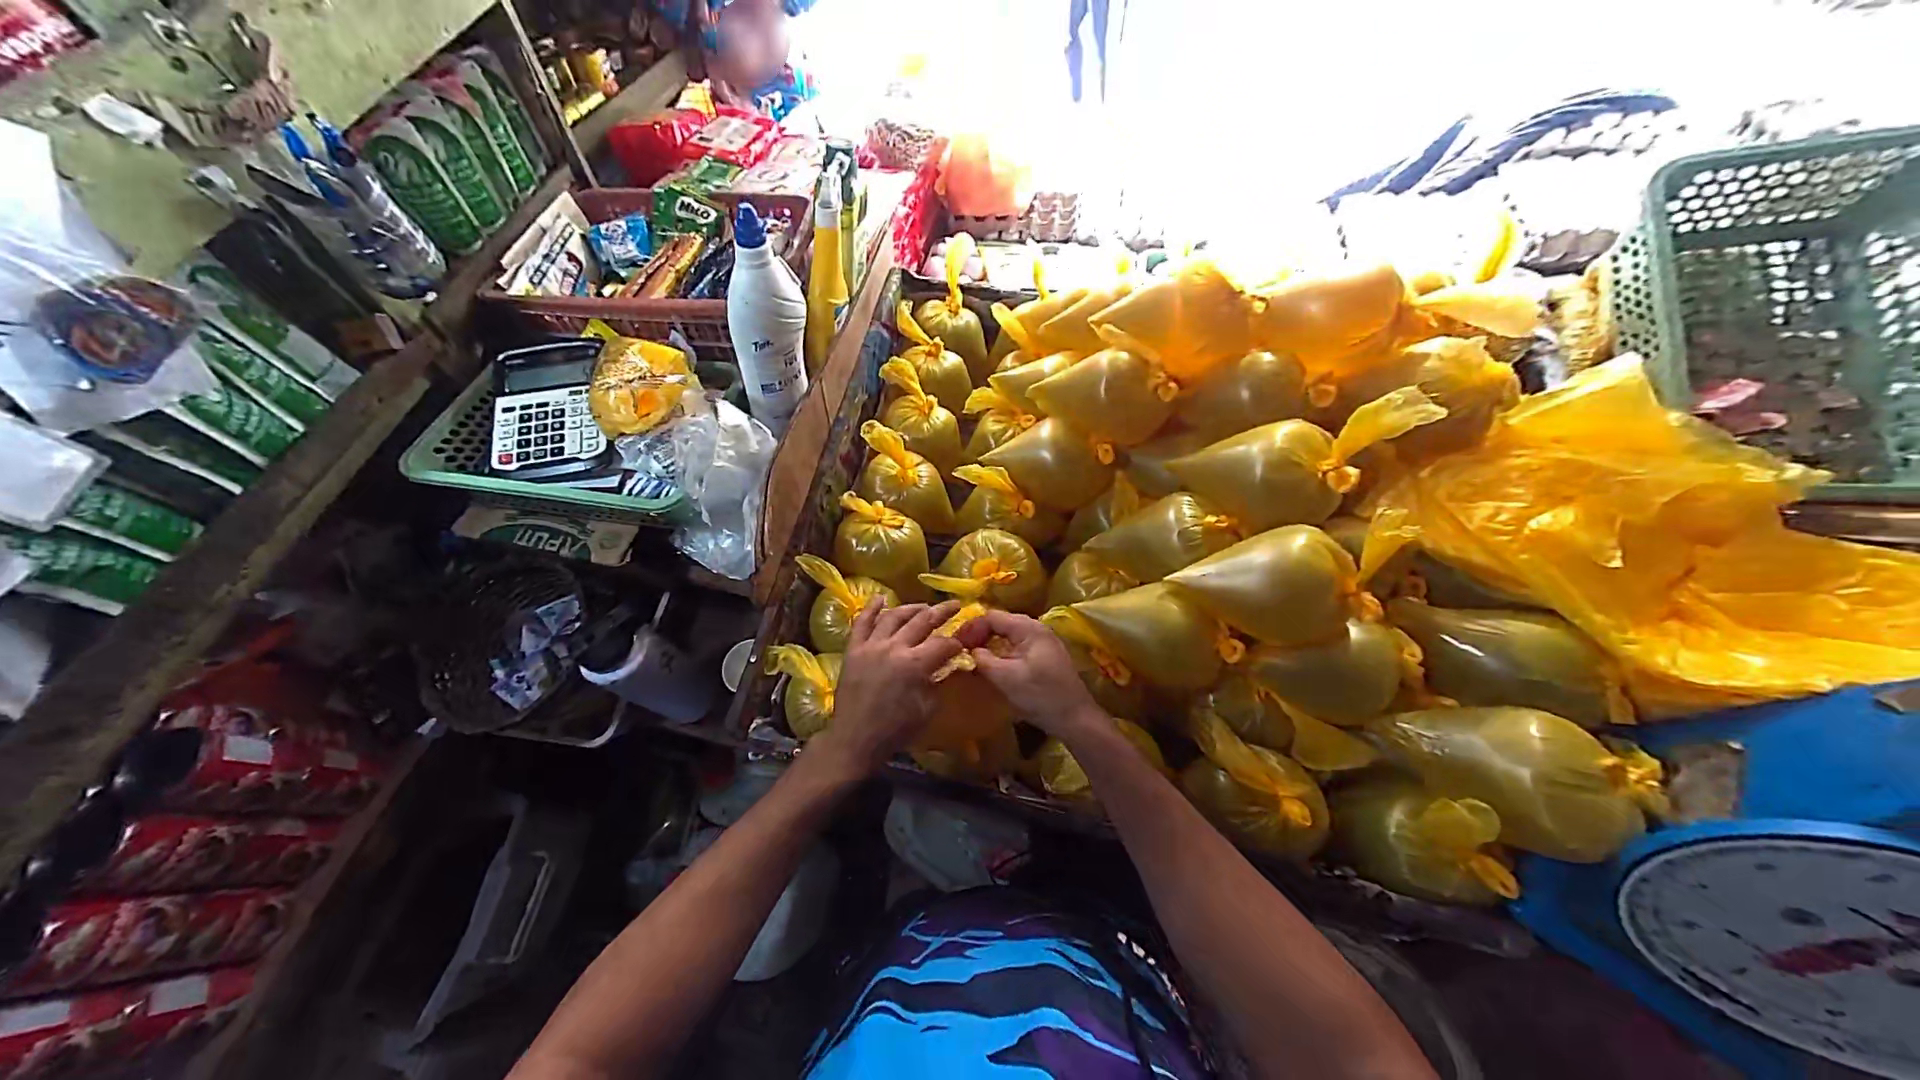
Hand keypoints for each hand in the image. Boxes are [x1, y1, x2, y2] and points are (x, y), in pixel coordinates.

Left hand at [807, 599, 962, 779]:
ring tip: (924, 606)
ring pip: (894, 616)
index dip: (956, 642)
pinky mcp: (854, 649)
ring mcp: (871, 645)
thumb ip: (938, 682)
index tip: (963, 644)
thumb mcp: (927, 709)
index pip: (943, 644)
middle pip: (922, 621)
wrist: (856, 738)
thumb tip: (946, 666)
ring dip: (911, 608)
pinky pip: (862, 623)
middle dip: (942, 612)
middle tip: (954, 605)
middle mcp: (894, 647)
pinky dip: (871, 608)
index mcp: (915, 664)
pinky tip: (881, 598)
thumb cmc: (896, 729)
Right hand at [953, 610, 1105, 739]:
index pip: (992, 616)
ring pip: (1009, 635)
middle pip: (1001, 623)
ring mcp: (1043, 642)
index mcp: (1029, 628)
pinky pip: (1017, 645)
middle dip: (979, 634)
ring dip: (990, 643)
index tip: (956, 644)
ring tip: (973, 657)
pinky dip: (1002, 651)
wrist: (1075, 718)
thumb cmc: (1040, 696)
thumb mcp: (1006, 678)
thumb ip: (983, 660)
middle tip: (962, 650)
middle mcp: (1037, 628)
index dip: (971, 627)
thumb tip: (969, 650)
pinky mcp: (1045, 656)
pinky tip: (993, 664)